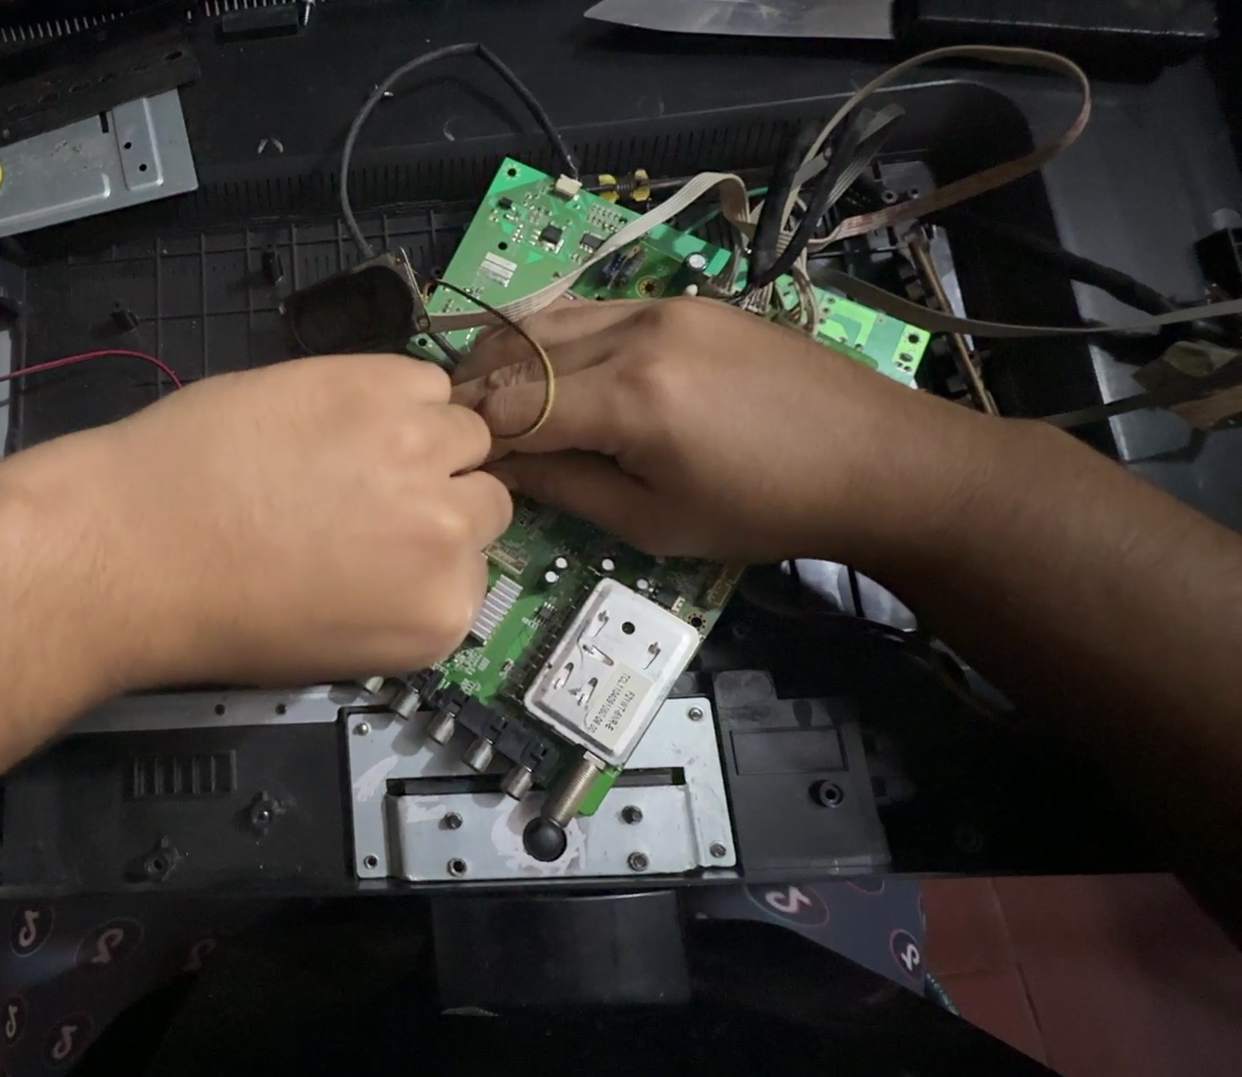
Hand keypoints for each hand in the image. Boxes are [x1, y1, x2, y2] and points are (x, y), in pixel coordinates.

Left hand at [0, 354, 510, 686]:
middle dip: (436, 494)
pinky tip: (335, 413)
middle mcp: (448, 532)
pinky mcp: (371, 383)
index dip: (432, 548)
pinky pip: (419, 378)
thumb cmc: (215, 612)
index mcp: (437, 613)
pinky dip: (390, 393)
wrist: (132, 550)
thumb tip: (419, 552)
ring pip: (460, 429)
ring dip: (421, 437)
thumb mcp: (333, 643)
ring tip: (351, 447)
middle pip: (484, 495)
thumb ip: (400, 596)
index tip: (395, 539)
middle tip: (373, 492)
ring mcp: (415, 448)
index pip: (479, 564)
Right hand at [450, 296, 1005, 563]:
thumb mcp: (650, 522)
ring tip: (487, 396)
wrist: (880, 461)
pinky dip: (550, 341)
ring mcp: (662, 306)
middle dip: (473, 391)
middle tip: (453, 428)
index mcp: (631, 398)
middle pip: (517, 351)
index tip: (450, 460)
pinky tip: (547, 371)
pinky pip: (590, 312)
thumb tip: (496, 467)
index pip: (511, 406)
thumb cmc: (762, 510)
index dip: (470, 435)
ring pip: (546, 319)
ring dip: (505, 358)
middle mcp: (637, 333)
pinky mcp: (683, 301)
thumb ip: (562, 486)